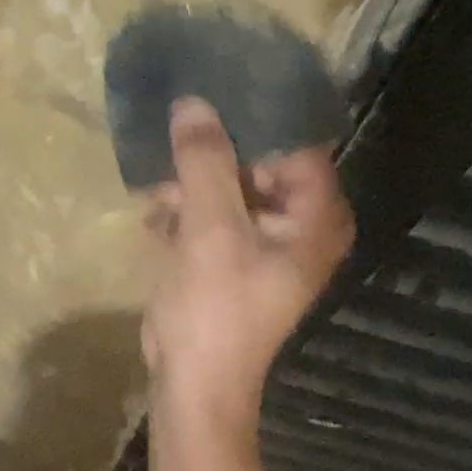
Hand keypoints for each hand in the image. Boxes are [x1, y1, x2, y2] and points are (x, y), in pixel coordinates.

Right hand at [143, 97, 354, 423]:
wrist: (192, 385)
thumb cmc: (215, 308)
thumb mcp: (210, 227)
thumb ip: (204, 161)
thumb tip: (193, 102)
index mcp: (315, 218)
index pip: (298, 143)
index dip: (259, 116)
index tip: (217, 85)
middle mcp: (299, 226)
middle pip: (261, 163)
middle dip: (214, 153)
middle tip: (174, 130)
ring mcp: (265, 244)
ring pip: (230, 189)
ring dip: (192, 186)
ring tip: (157, 190)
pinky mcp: (233, 259)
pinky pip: (213, 218)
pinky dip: (187, 214)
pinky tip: (156, 218)